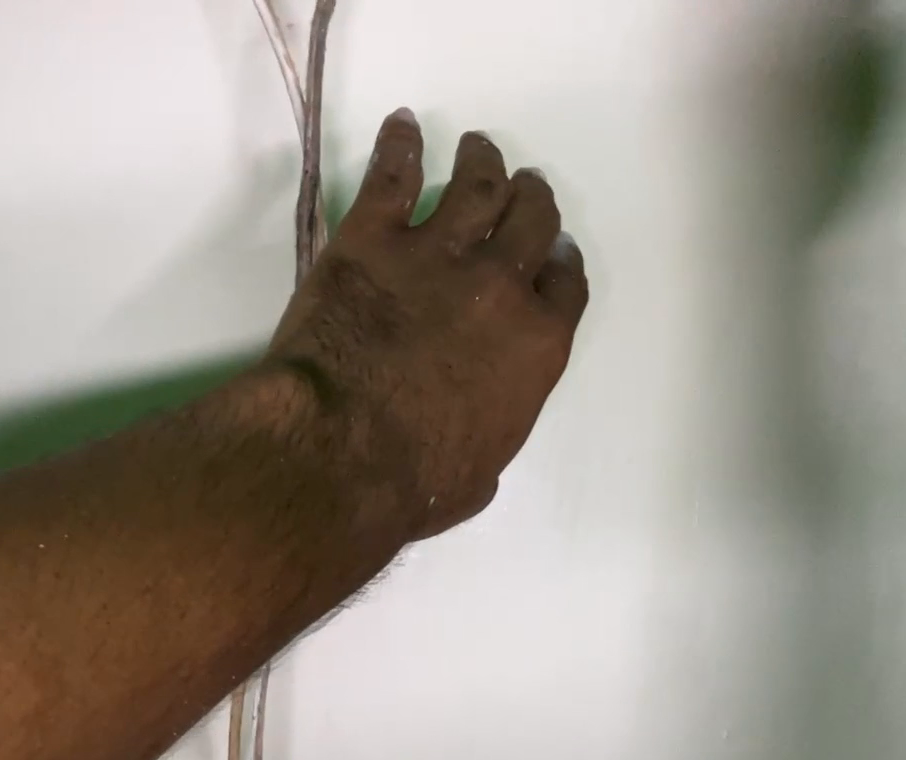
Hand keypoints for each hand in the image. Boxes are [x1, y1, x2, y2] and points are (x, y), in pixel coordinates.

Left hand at [259, 109, 588, 540]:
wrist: (341, 452)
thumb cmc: (413, 484)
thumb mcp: (475, 479)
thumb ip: (491, 436)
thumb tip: (478, 432)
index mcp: (536, 347)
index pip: (564, 287)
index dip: (559, 266)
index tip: (553, 257)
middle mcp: (500, 286)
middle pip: (531, 221)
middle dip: (531, 203)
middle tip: (521, 192)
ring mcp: (437, 255)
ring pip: (477, 185)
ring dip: (483, 162)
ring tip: (480, 149)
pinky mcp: (372, 239)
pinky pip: (394, 174)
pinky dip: (400, 145)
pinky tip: (403, 128)